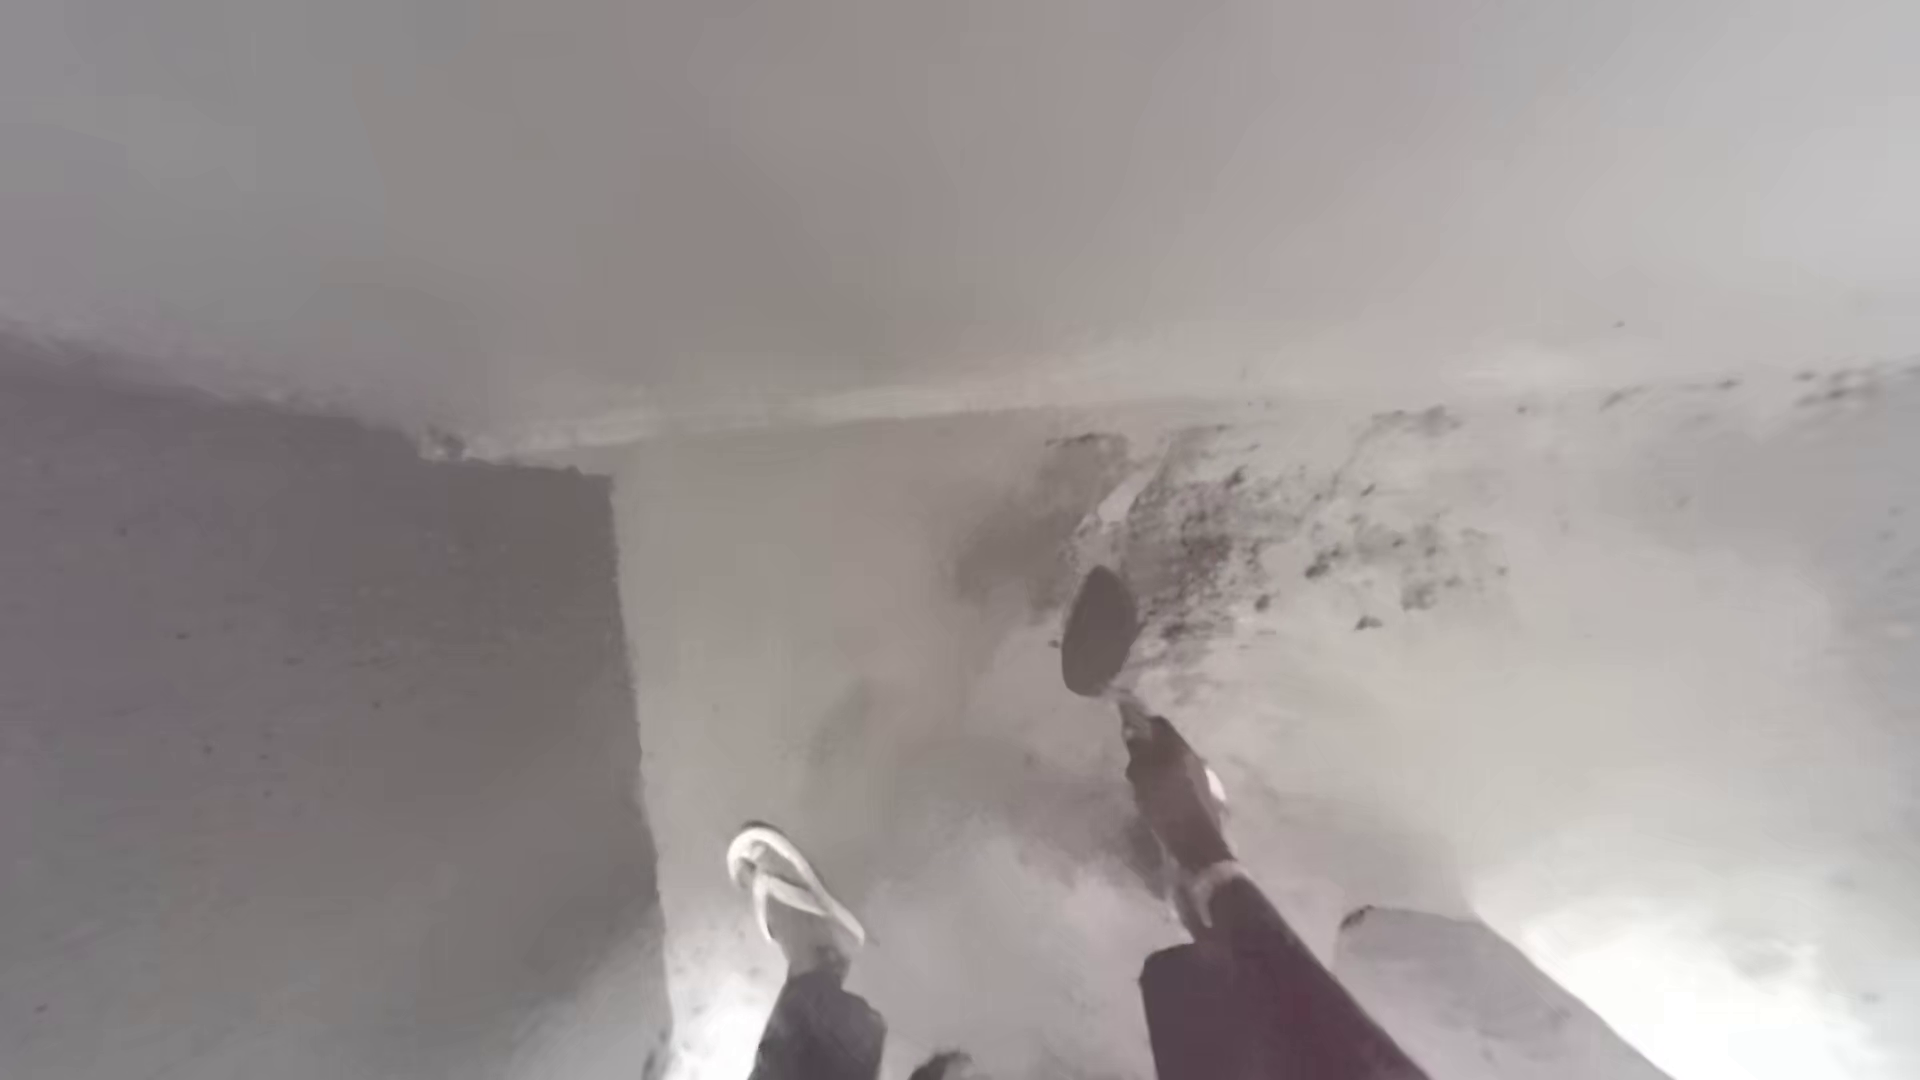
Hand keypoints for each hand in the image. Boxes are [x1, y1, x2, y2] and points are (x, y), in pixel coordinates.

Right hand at [1124, 711, 1231, 872]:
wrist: (1197, 845)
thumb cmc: (1165, 805)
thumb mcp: (1142, 776)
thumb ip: (1137, 750)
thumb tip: (1131, 729)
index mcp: (1178, 747)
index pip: (1158, 723)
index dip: (1141, 721)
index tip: (1125, 724)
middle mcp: (1193, 756)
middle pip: (1167, 742)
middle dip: (1149, 744)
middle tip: (1130, 753)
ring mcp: (1201, 776)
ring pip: (1174, 760)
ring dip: (1158, 763)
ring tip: (1140, 776)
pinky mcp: (1202, 794)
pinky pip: (1179, 777)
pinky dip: (1166, 779)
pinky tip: (1155, 792)